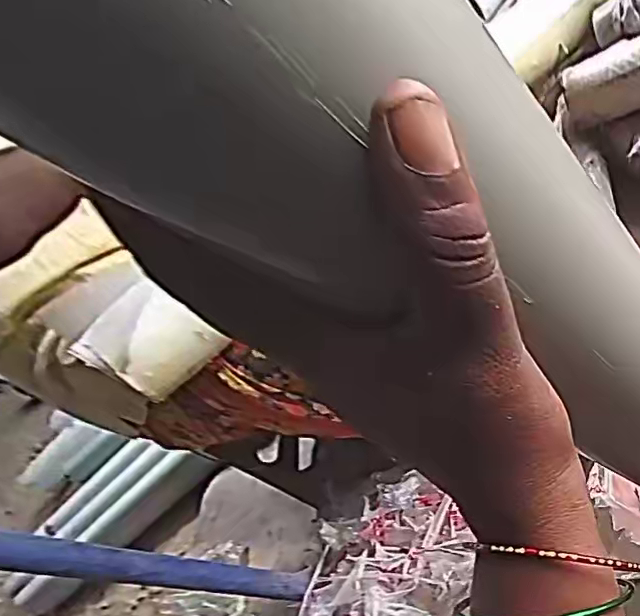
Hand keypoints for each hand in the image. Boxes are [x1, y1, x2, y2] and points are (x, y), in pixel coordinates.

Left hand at [95, 80, 577, 537]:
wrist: (525, 492)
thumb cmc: (495, 439)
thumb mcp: (474, 338)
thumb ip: (445, 243)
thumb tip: (407, 113)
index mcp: (308, 339)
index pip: (188, 265)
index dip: (137, 198)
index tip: (114, 121)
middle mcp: (320, 341)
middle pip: (234, 253)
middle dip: (210, 182)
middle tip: (214, 100)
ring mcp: (359, 347)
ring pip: (294, 265)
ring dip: (281, 205)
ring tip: (292, 133)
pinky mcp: (398, 347)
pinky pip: (350, 279)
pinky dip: (346, 237)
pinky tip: (378, 207)